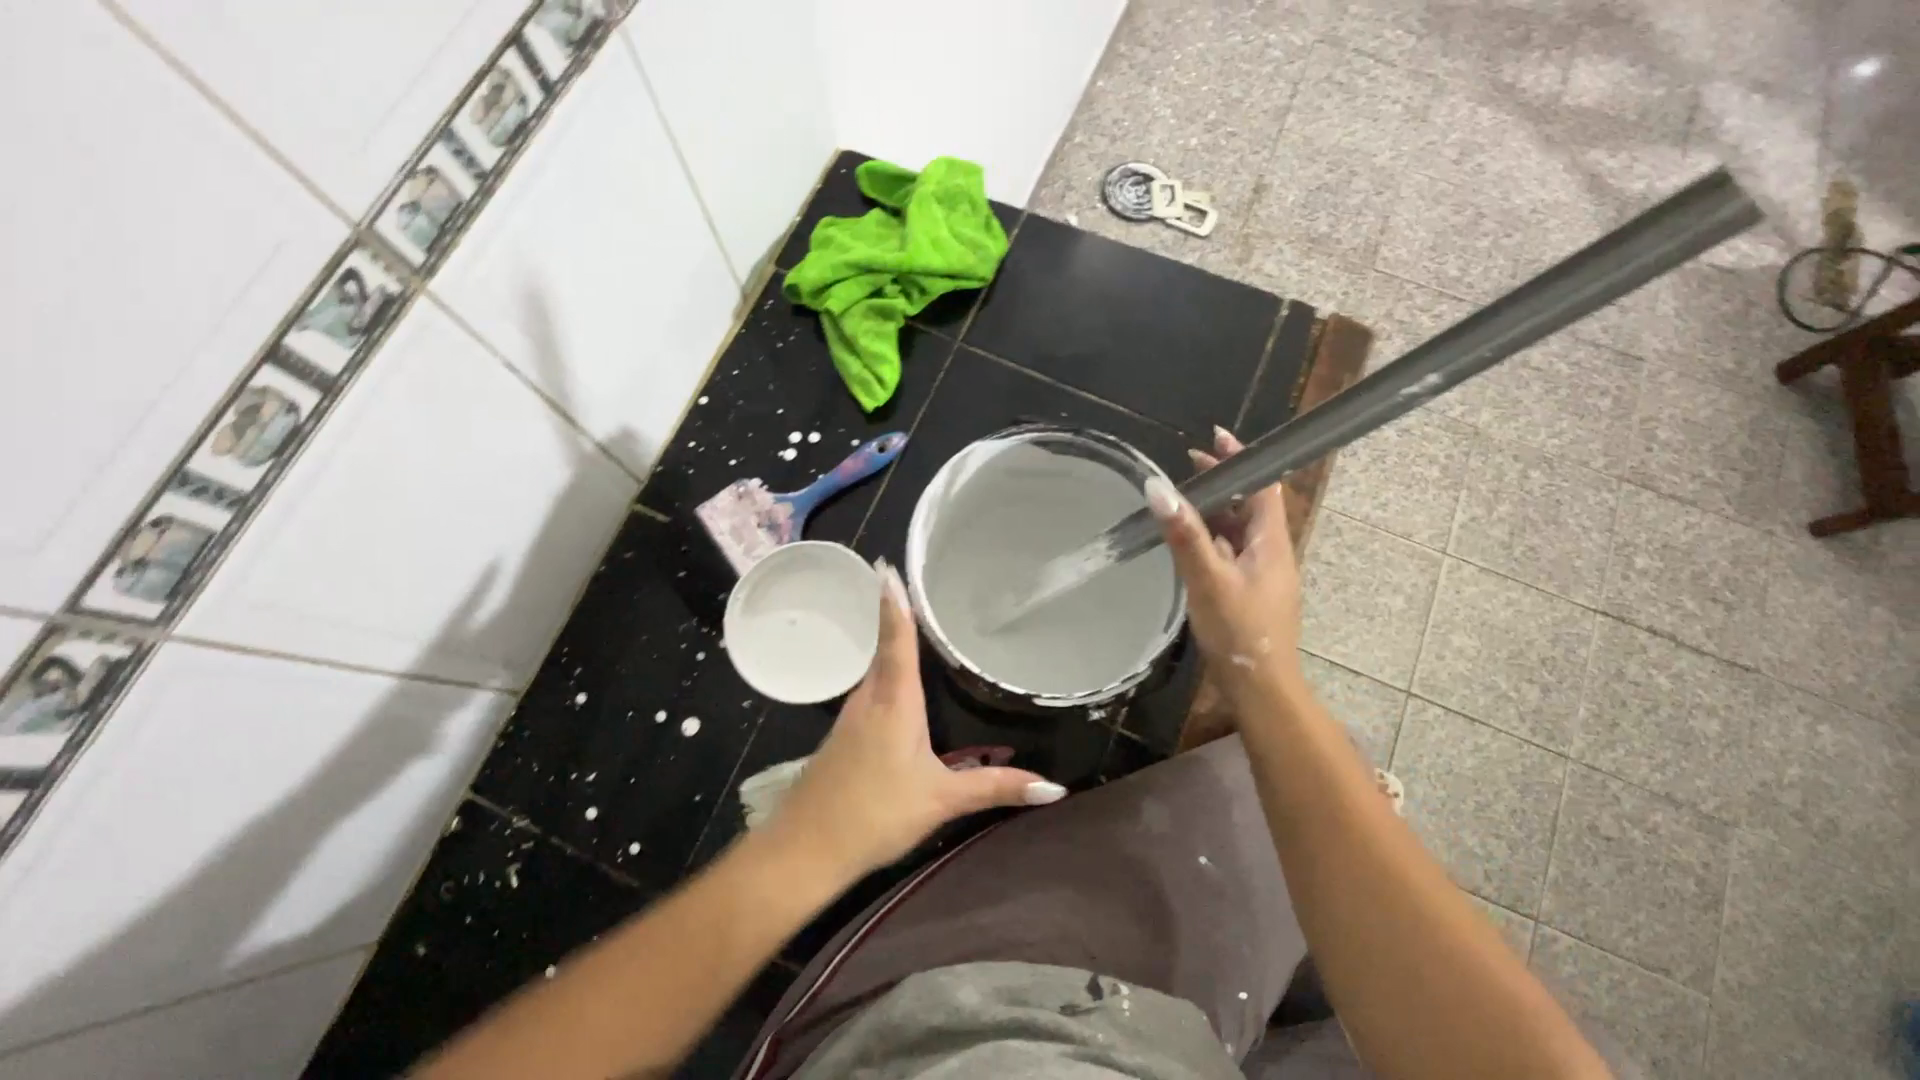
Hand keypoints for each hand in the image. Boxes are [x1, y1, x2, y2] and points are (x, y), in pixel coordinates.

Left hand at [768, 560, 1065, 879]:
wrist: (805, 849)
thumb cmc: (875, 814)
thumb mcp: (942, 801)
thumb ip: (995, 788)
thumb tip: (1055, 787)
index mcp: (893, 700)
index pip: (897, 638)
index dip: (896, 601)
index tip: (889, 564)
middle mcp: (869, 698)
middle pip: (887, 648)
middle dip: (902, 616)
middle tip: (929, 588)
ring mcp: (852, 717)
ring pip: (878, 672)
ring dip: (896, 647)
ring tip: (925, 628)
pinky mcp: (844, 737)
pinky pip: (873, 693)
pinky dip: (889, 678)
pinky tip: (906, 689)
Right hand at [1146, 427, 1304, 692]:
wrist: (1261, 688)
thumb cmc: (1239, 630)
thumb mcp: (1207, 578)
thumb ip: (1184, 534)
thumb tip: (1158, 486)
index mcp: (1271, 542)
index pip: (1263, 485)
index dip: (1241, 457)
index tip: (1214, 436)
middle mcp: (1272, 553)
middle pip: (1250, 505)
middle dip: (1223, 480)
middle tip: (1189, 464)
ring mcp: (1263, 576)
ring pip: (1239, 531)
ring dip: (1215, 510)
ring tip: (1181, 499)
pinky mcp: (1250, 594)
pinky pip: (1232, 553)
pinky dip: (1212, 539)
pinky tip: (1188, 545)